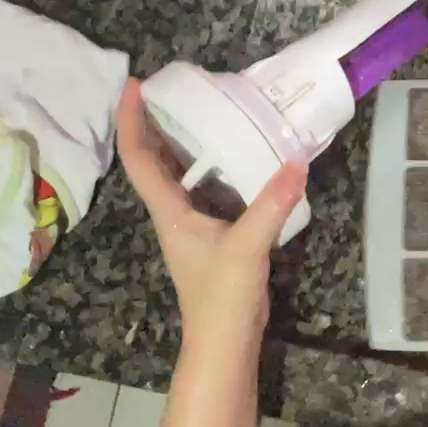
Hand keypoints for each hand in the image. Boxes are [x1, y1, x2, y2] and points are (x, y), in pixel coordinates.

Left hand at [116, 78, 307, 353]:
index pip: (139, 158)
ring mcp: (193, 225)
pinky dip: (214, 166)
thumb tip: (297, 163)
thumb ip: (271, 205)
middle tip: (171, 87)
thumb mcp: (247, 247)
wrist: (225, 342)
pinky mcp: (214, 234)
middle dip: (154, 123)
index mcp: (169, 211)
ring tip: (202, 110)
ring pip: (179, 175)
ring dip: (182, 142)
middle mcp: (174, 213)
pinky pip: (206, 189)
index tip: (134, 84)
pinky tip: (239, 156)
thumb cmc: (222, 297)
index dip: (131, 120)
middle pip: (153, 160)